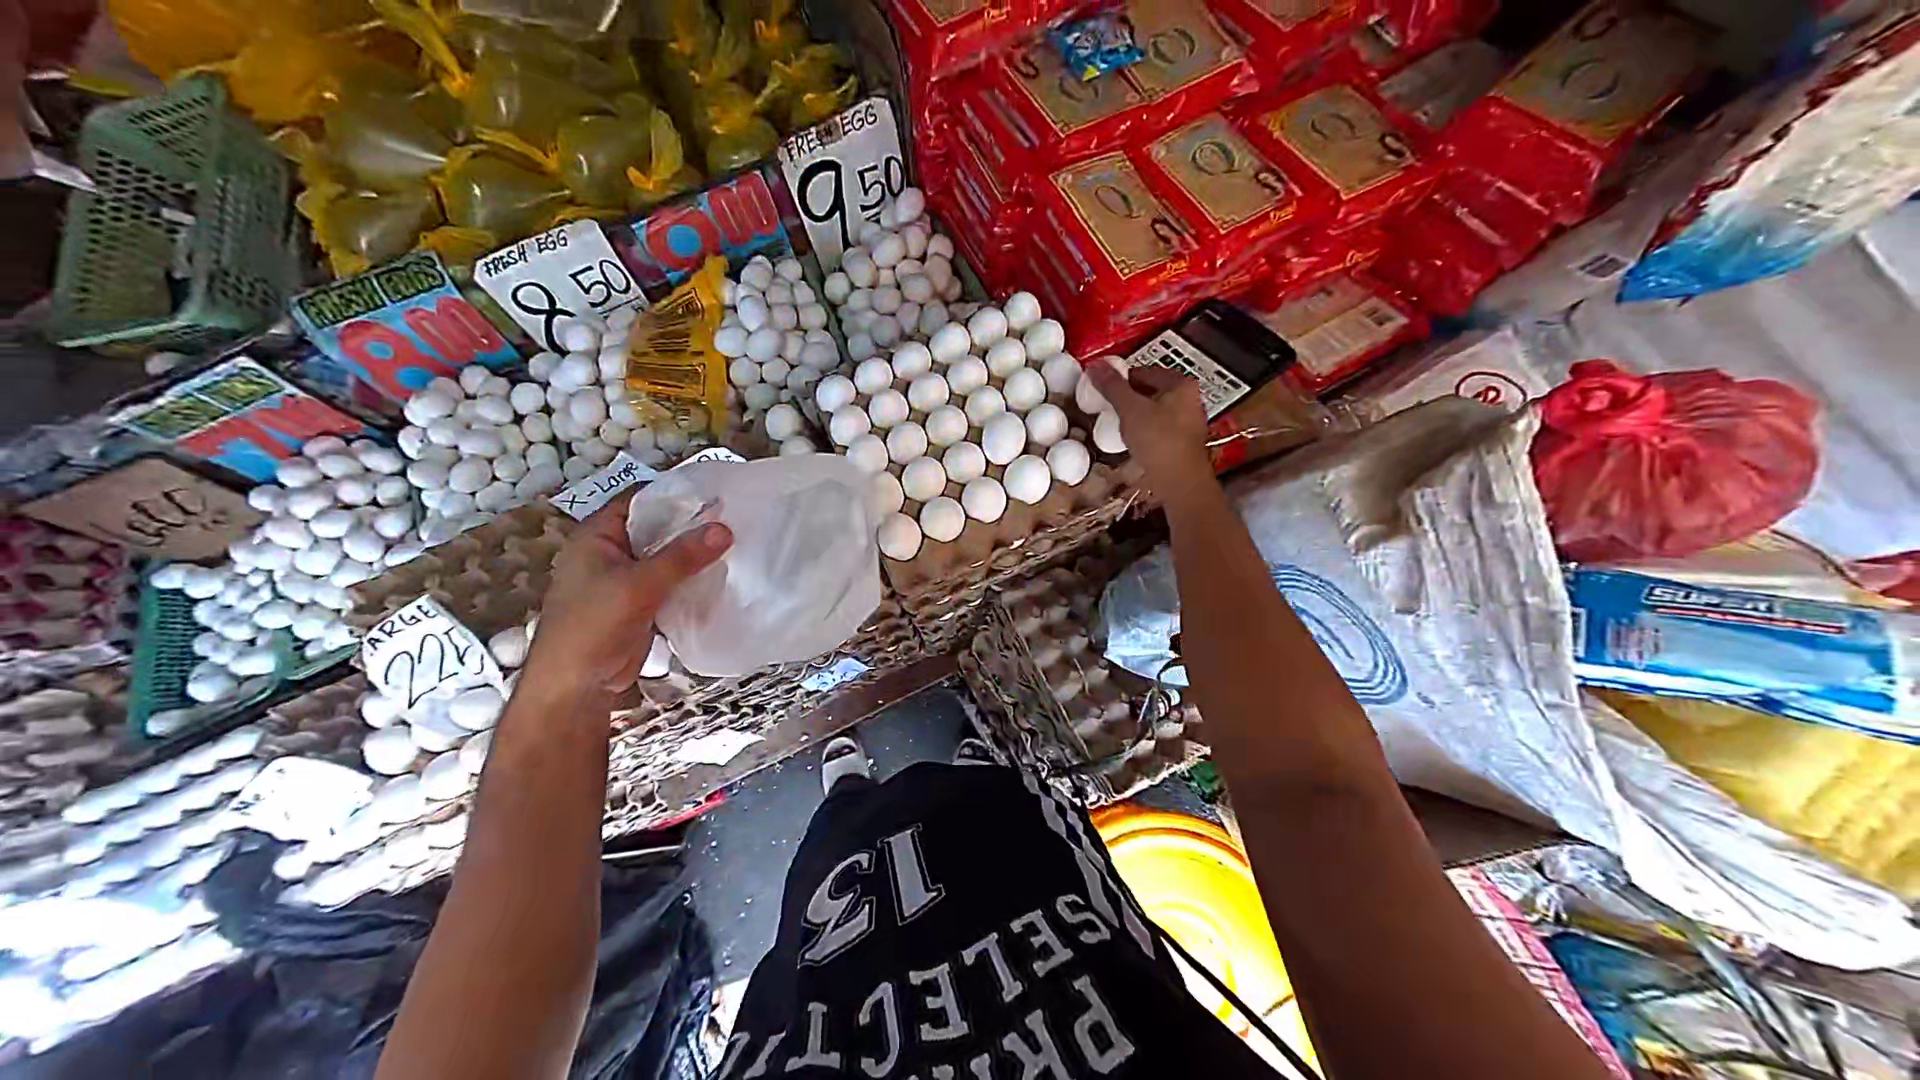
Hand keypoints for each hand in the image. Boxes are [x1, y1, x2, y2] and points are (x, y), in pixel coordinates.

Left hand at [525, 492, 731, 692]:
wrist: (575, 687)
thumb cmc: (592, 626)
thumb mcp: (638, 586)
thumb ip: (681, 557)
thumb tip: (724, 529)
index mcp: (597, 537)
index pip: (639, 500)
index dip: (673, 493)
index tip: (714, 493)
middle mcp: (611, 553)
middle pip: (656, 528)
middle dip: (691, 526)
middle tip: (733, 519)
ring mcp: (626, 580)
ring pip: (666, 558)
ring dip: (694, 555)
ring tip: (734, 545)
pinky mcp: (640, 604)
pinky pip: (670, 584)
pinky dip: (691, 580)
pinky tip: (720, 577)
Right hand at [1088, 362, 1213, 500]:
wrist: (1179, 482)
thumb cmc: (1162, 443)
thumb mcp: (1130, 409)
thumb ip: (1112, 386)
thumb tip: (1096, 367)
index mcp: (1182, 384)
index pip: (1144, 371)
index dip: (1121, 378)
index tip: (1104, 385)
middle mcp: (1190, 400)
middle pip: (1150, 390)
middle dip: (1128, 397)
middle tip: (1107, 403)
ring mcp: (1187, 423)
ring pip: (1154, 411)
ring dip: (1134, 415)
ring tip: (1116, 422)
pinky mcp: (1181, 443)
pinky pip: (1157, 429)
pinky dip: (1143, 431)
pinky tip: (1131, 440)